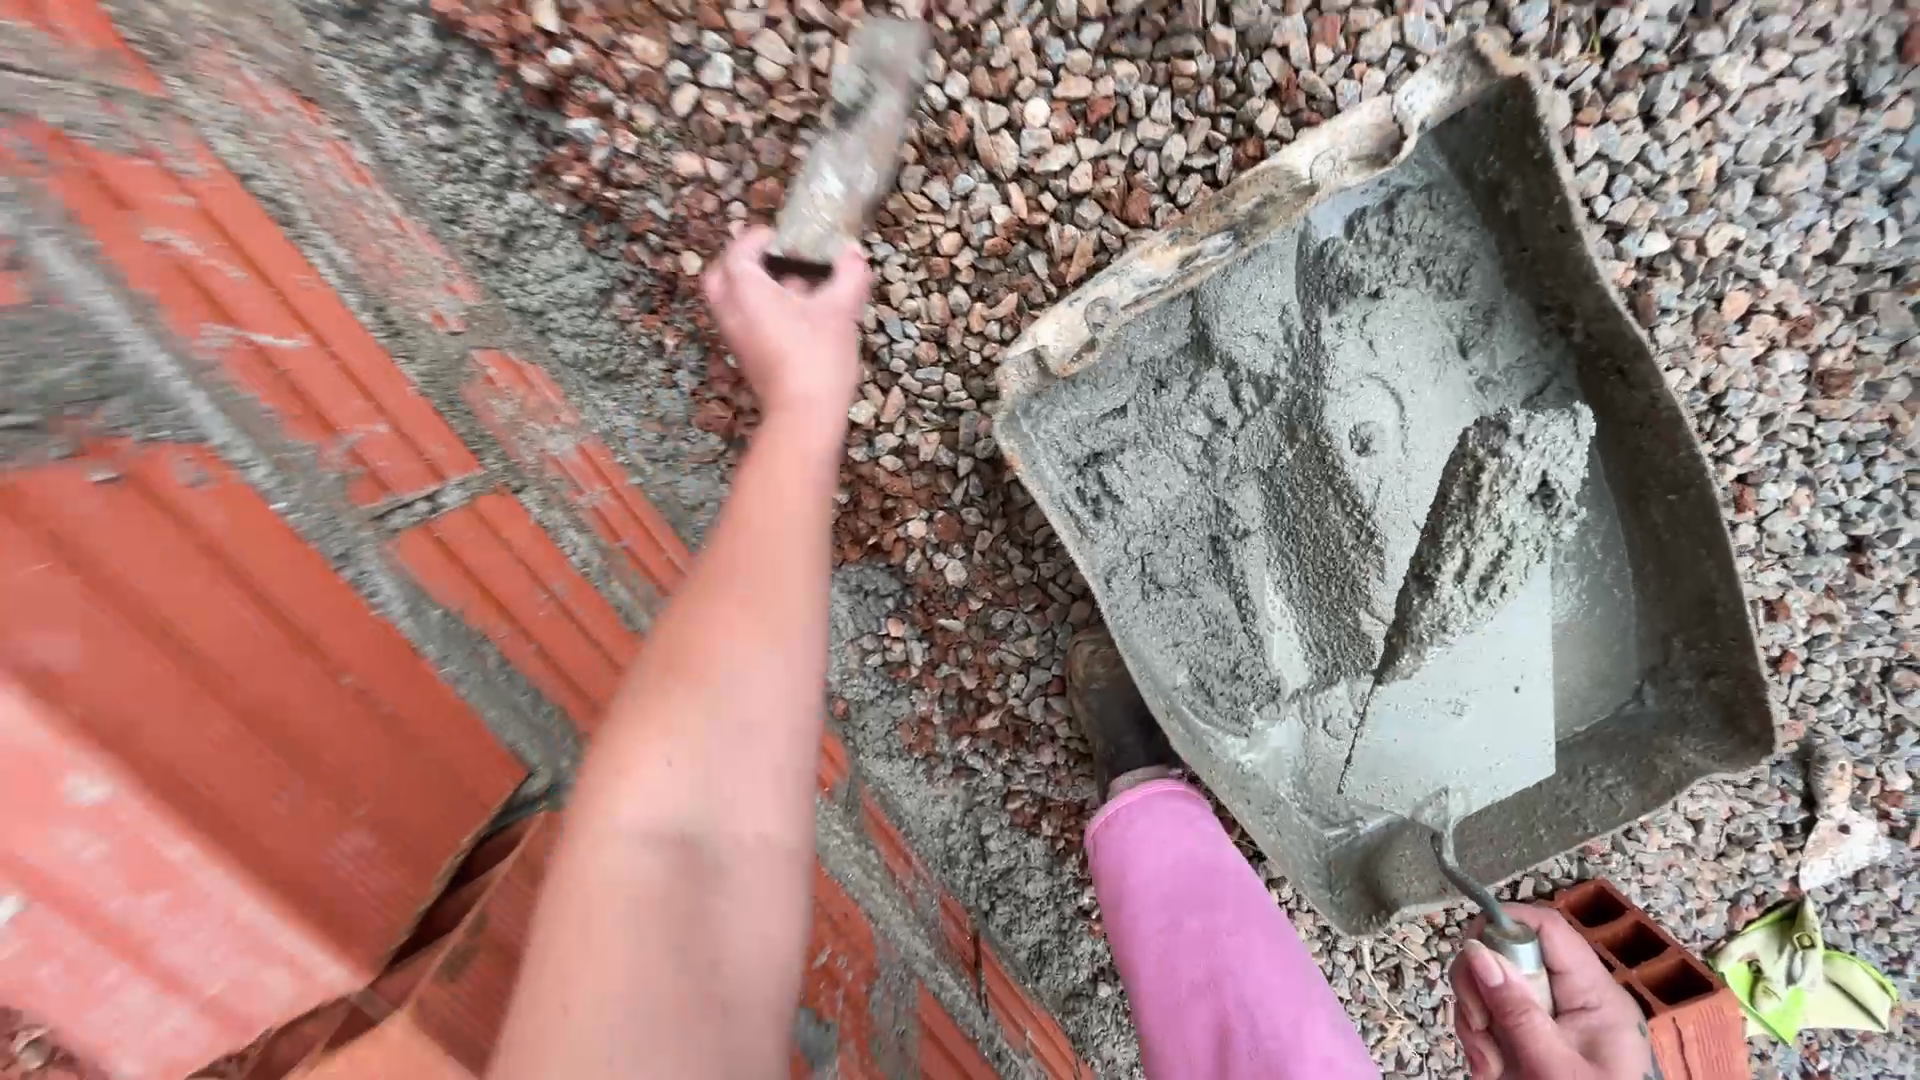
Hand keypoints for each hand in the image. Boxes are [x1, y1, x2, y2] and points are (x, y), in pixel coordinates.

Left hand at [702, 226, 870, 434]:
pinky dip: (764, 314)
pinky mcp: (749, 360)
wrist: (804, 417)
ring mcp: (737, 339)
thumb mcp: (840, 310)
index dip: (760, 238)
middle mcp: (731, 311)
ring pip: (735, 302)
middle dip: (745, 263)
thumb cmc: (817, 357)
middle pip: (723, 276)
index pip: (739, 249)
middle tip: (774, 261)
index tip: (783, 236)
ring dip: (758, 290)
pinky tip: (801, 320)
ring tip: (798, 290)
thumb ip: (848, 275)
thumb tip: (854, 252)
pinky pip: (748, 325)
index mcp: (745, 289)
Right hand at [1449, 905, 1658, 1079]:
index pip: (1546, 928)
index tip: (1470, 954)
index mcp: (1595, 997)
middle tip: (1479, 1028)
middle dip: (1477, 986)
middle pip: (1504, 951)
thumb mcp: (1555, 1072)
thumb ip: (1517, 1012)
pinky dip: (1476, 1035)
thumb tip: (1474, 949)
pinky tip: (1488, 1067)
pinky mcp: (1526, 1031)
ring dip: (1474, 1017)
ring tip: (1487, 1064)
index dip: (1503, 924)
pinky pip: (1485, 1009)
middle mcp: (1570, 996)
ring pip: (1486, 981)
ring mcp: (1546, 1013)